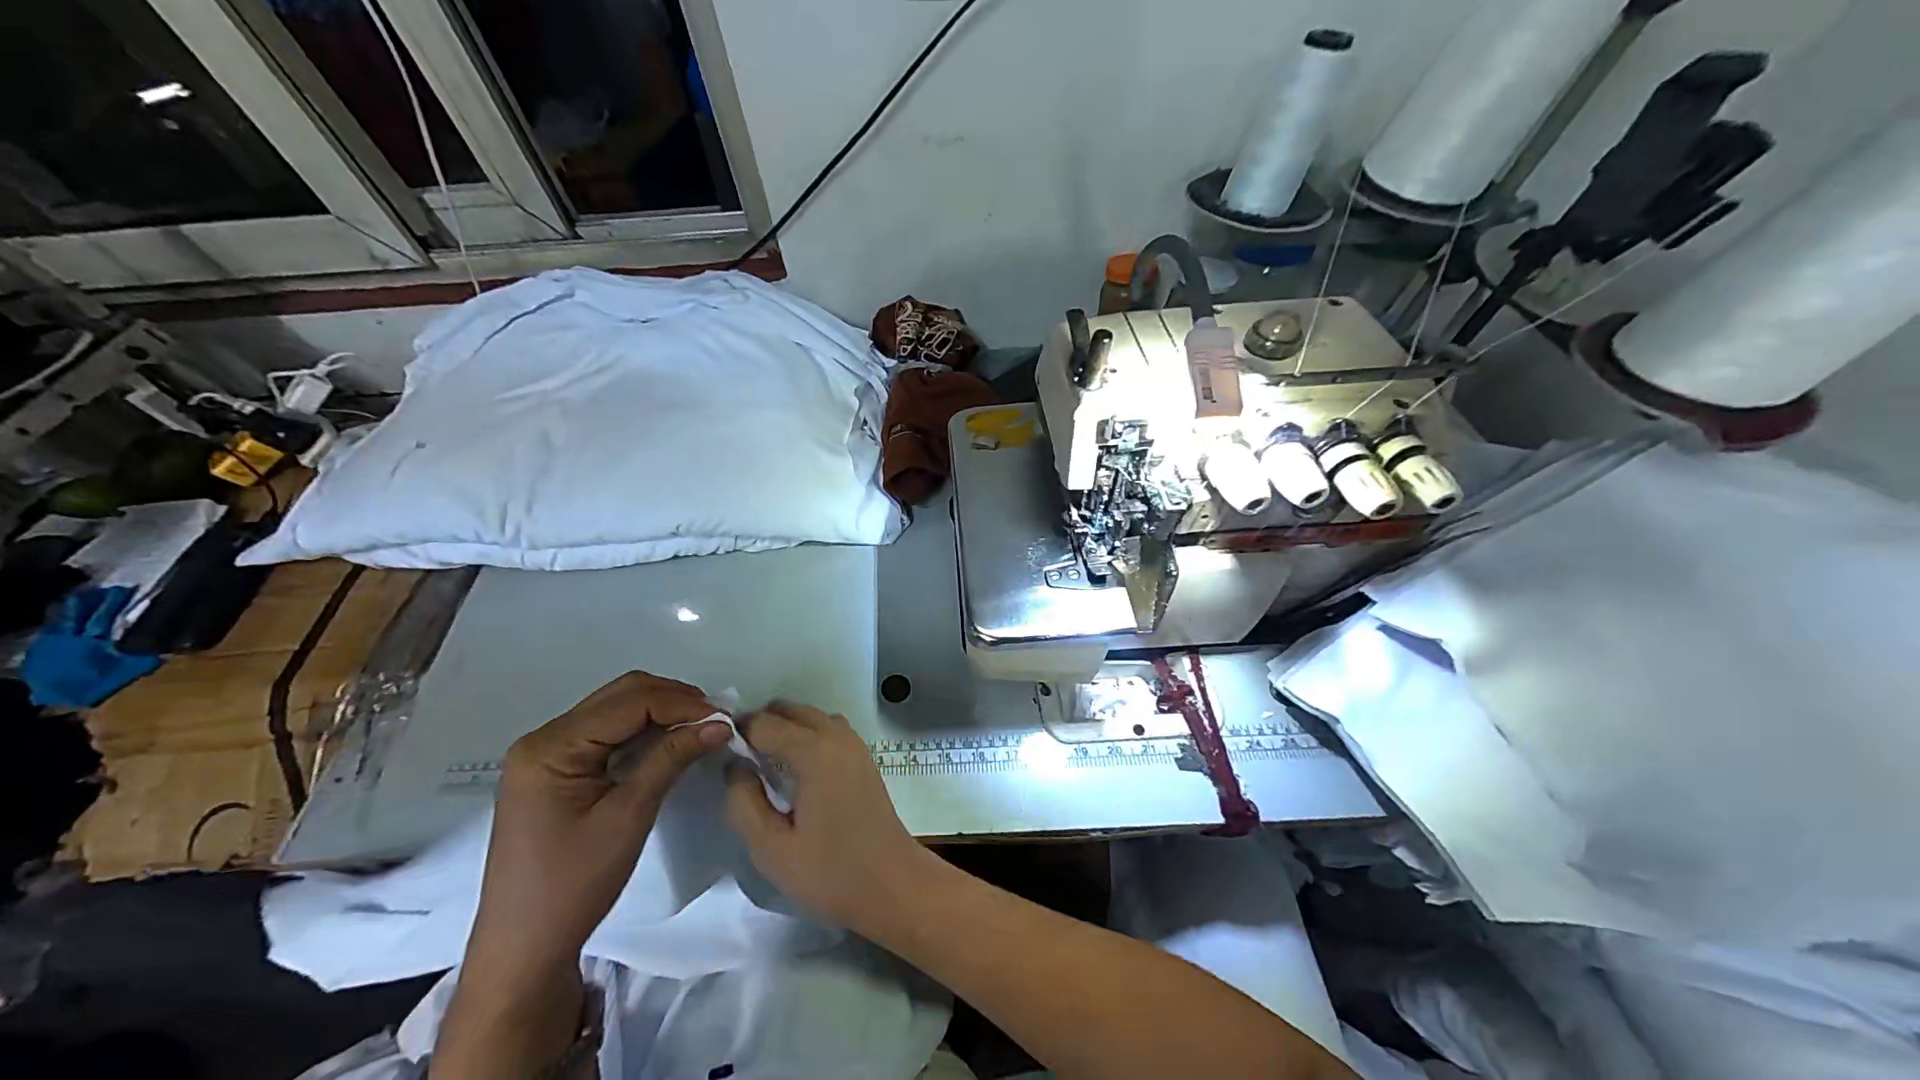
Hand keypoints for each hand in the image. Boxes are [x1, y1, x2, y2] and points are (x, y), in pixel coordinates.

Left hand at [469, 671, 731, 968]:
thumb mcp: (628, 816)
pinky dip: (642, 731)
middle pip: (619, 697)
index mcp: (550, 747)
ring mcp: (545, 754)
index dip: (680, 704)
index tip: (724, 718)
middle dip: (672, 701)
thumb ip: (670, 759)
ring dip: (660, 713)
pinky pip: (605, 733)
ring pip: (614, 710)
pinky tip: (670, 742)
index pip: (628, 703)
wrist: (524, 947)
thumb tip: (718, 724)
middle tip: (716, 721)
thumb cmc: (574, 884)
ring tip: (701, 729)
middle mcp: (542, 739)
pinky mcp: (554, 771)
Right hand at [723, 702, 934, 931]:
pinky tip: (796, 768)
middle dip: (762, 724)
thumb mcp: (770, 848)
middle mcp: (837, 736)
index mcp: (814, 751)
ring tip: (764, 761)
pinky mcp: (864, 758)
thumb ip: (743, 802)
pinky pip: (829, 728)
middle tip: (739, 757)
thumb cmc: (830, 871)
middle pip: (790, 710)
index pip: (764, 723)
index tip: (718, 753)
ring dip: (787, 726)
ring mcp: (855, 744)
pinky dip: (808, 733)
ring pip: (812, 716)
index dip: (738, 733)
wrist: (893, 885)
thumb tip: (736, 766)